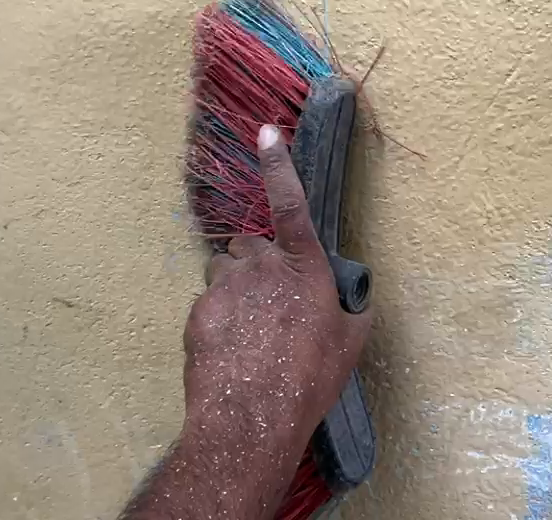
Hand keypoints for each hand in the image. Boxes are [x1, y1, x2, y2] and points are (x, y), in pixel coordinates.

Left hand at [173, 124, 371, 514]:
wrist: (251, 421)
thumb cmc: (310, 376)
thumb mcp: (352, 340)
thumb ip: (353, 307)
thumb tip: (353, 298)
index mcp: (303, 264)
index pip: (291, 201)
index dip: (278, 163)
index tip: (265, 130)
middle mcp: (262, 264)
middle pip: (250, 244)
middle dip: (256, 262)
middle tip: (267, 302)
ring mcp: (225, 286)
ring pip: (224, 269)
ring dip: (234, 286)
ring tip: (246, 327)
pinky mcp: (198, 311)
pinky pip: (207, 301)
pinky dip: (216, 316)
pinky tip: (228, 348)